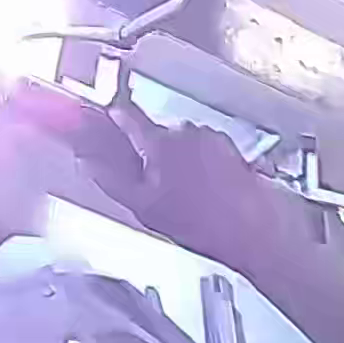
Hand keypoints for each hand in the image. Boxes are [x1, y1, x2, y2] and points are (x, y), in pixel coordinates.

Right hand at [85, 98, 303, 271]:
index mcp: (157, 142)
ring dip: (180, 159)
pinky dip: (203, 162)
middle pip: (155, 133)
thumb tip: (87, 161)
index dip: (112, 114)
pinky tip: (209, 188)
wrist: (256, 229)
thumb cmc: (203, 222)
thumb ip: (111, 179)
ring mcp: (208, 135)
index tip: (105, 113)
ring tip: (189, 191)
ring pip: (181, 141)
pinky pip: (205, 147)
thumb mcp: (145, 208)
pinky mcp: (228, 145)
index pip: (126, 114)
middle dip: (153, 153)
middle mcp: (182, 130)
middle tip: (158, 183)